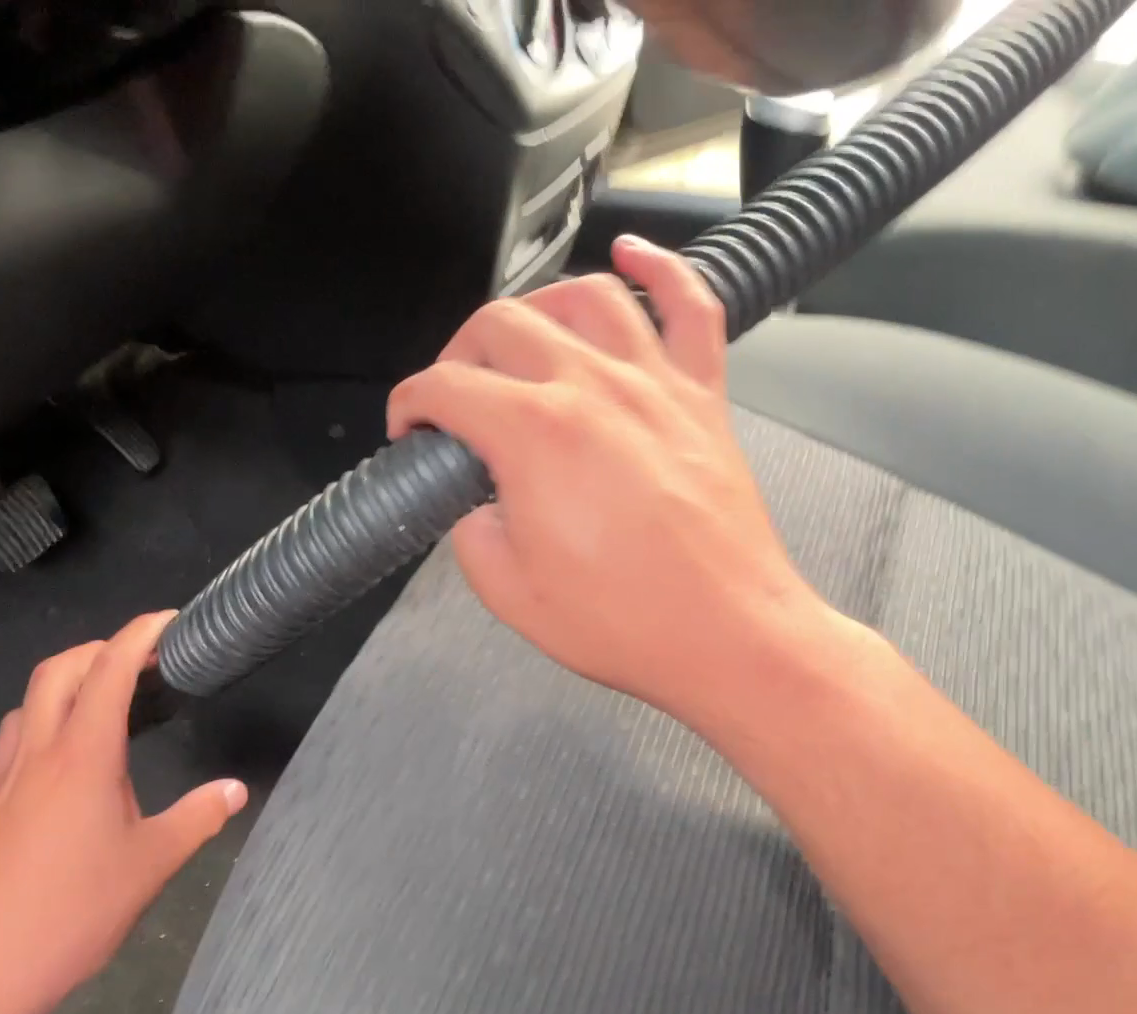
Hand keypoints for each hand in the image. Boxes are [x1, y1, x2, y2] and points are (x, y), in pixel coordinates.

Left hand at [0, 612, 247, 1013]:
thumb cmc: (70, 912)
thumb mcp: (150, 867)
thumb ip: (197, 819)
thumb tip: (237, 790)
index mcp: (84, 755)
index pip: (111, 670)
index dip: (141, 634)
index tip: (171, 621)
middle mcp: (41, 752)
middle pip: (60, 669)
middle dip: (103, 647)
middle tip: (145, 660)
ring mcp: (10, 778)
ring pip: (31, 699)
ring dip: (69, 678)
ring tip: (108, 697)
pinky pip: (18, 735)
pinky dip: (46, 717)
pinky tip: (68, 755)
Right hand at [388, 237, 847, 733]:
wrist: (727, 637)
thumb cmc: (632, 620)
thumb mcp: (508, 591)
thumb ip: (469, 533)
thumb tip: (474, 507)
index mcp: (535, 435)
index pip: (445, 385)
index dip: (410, 402)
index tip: (410, 423)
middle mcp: (592, 390)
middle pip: (501, 324)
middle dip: (457, 352)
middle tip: (453, 391)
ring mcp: (652, 385)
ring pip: (585, 296)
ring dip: (537, 305)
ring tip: (519, 333)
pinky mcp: (699, 397)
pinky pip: (689, 305)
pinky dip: (661, 266)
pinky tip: (633, 252)